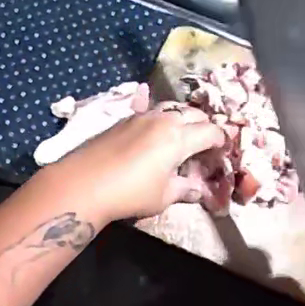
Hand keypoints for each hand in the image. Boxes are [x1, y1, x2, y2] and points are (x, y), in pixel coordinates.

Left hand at [45, 105, 226, 221]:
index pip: (211, 132)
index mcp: (179, 138)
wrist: (83, 183)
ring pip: (172, 108)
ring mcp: (142, 116)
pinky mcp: (124, 119)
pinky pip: (152, 111)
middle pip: (194, 114)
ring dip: (183, 119)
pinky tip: (157, 133)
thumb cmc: (130, 193)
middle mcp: (164, 120)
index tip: (221, 153)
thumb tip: (197, 190)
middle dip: (205, 126)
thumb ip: (184, 189)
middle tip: (205, 145)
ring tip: (183, 137)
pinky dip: (162, 119)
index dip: (221, 141)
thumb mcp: (163, 197)